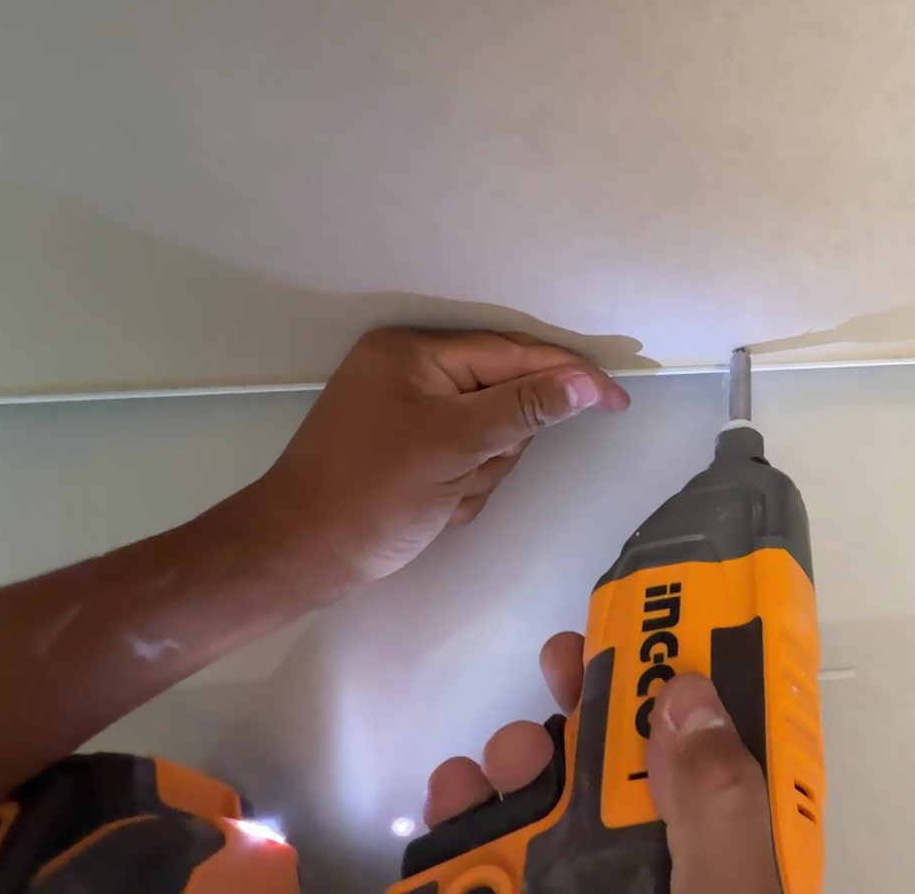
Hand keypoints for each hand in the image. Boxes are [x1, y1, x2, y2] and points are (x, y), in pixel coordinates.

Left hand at [257, 328, 630, 583]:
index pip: (516, 355)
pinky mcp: (420, 442)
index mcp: (417, 354)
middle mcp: (418, 370)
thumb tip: (587, 384)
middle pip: (511, 392)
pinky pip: (479, 451)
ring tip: (450, 493)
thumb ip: (526, 407)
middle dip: (504, 442)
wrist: (297, 561)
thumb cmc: (368, 496)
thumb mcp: (454, 446)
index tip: (617, 401)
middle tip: (472, 473)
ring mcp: (417, 407)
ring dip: (486, 467)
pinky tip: (441, 502)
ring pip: (500, 429)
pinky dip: (471, 481)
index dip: (571, 377)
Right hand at [425, 633, 780, 893]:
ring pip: (560, 798)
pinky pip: (496, 852)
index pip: (730, 740)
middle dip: (597, 699)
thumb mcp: (733, 888)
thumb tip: (685, 691)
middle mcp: (669, 853)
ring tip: (503, 754)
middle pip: (635, 757)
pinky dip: (467, 818)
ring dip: (525, 754)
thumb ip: (718, 801)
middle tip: (563, 655)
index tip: (663, 621)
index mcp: (733, 838)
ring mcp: (596, 879)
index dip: (700, 677)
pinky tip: (448, 796)